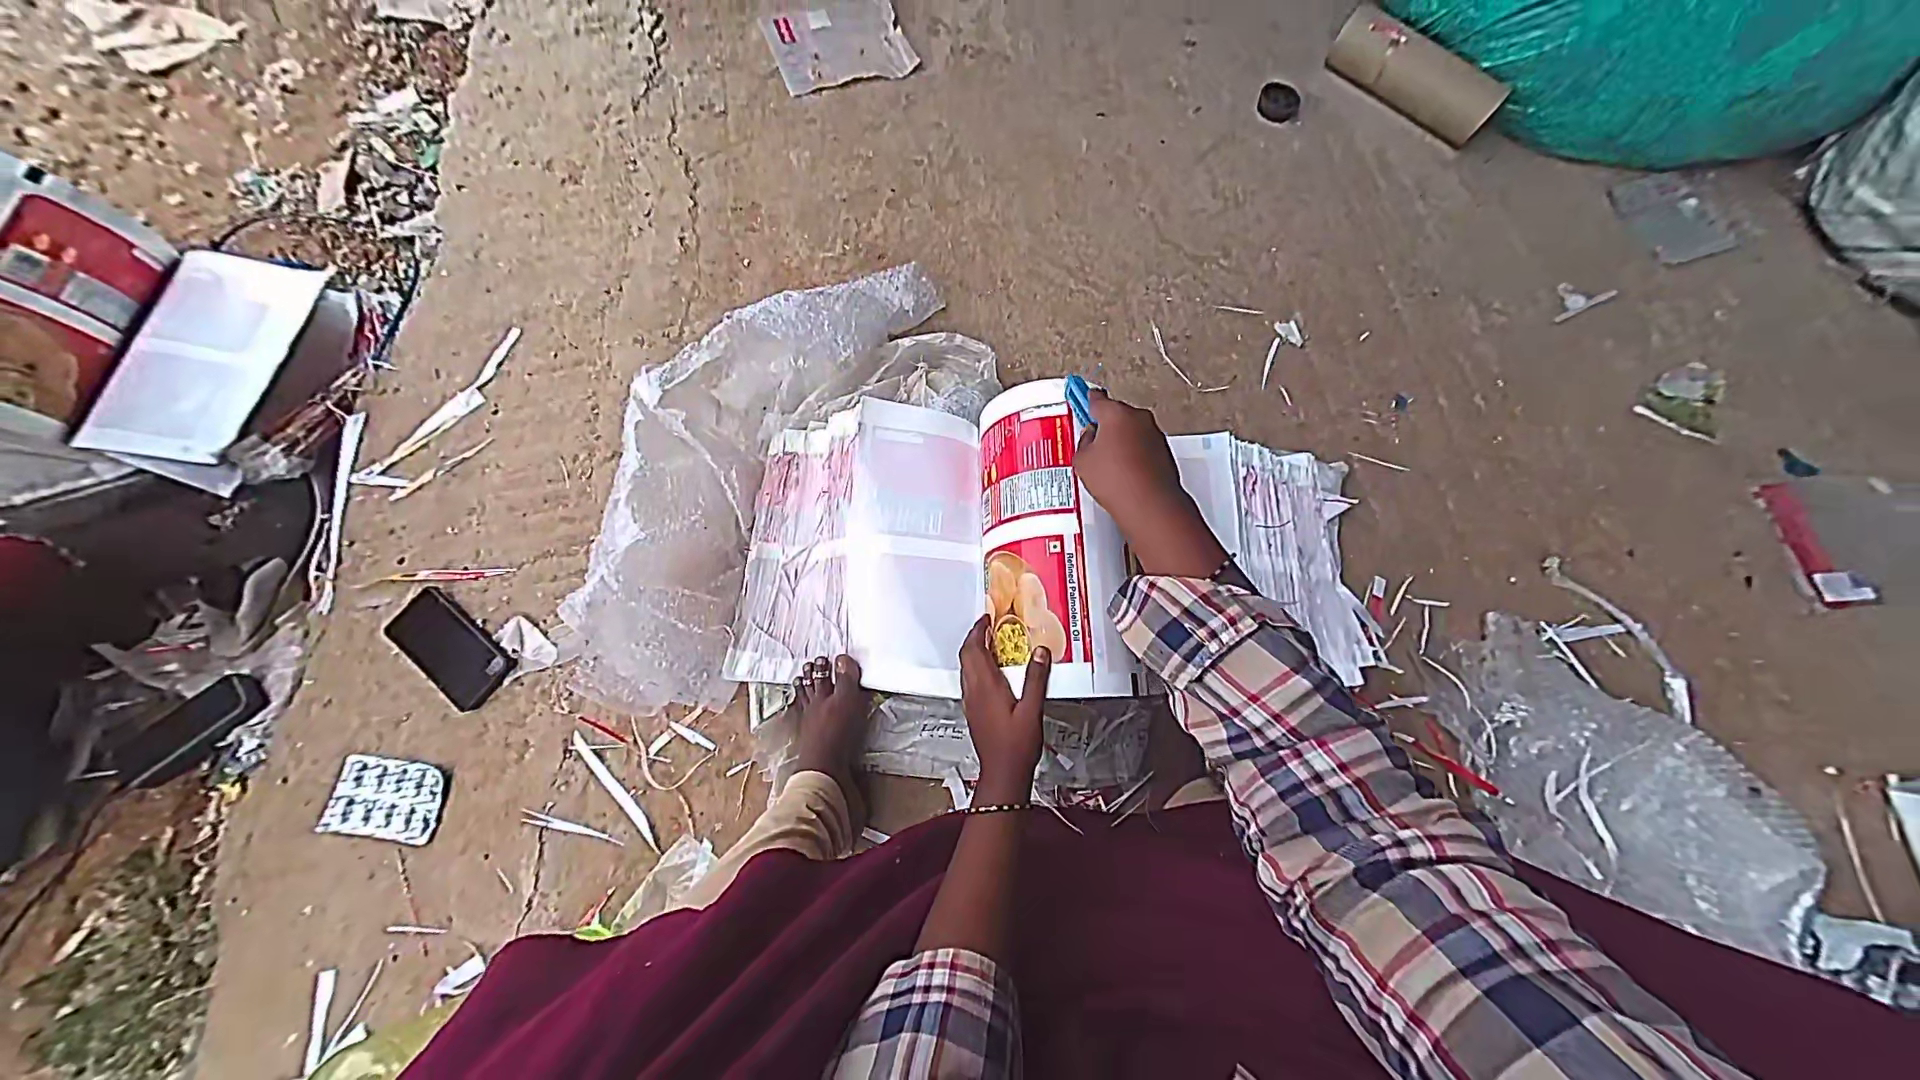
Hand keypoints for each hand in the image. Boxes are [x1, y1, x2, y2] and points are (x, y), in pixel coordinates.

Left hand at [958, 614, 1049, 799]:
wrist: (1002, 774)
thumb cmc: (1016, 746)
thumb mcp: (1033, 710)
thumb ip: (1036, 678)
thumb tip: (1040, 652)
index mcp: (986, 686)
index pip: (974, 649)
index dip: (978, 630)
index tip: (986, 618)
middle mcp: (974, 691)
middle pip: (966, 655)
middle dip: (974, 637)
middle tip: (987, 626)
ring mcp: (971, 702)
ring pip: (966, 667)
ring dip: (974, 651)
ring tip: (989, 643)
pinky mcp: (973, 711)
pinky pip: (970, 679)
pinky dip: (976, 666)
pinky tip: (990, 671)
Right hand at [1072, 387, 1227, 576]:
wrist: (1148, 502)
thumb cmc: (1118, 480)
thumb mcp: (1082, 461)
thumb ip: (1082, 442)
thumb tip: (1088, 439)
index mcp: (1115, 413)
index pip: (1096, 399)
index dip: (1085, 400)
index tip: (1081, 395)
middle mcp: (1138, 418)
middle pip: (1116, 415)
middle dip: (1104, 427)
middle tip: (1092, 445)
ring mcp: (1154, 433)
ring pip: (1130, 431)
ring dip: (1120, 442)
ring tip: (1107, 466)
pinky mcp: (1163, 450)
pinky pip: (1142, 446)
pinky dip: (1133, 455)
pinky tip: (1123, 473)